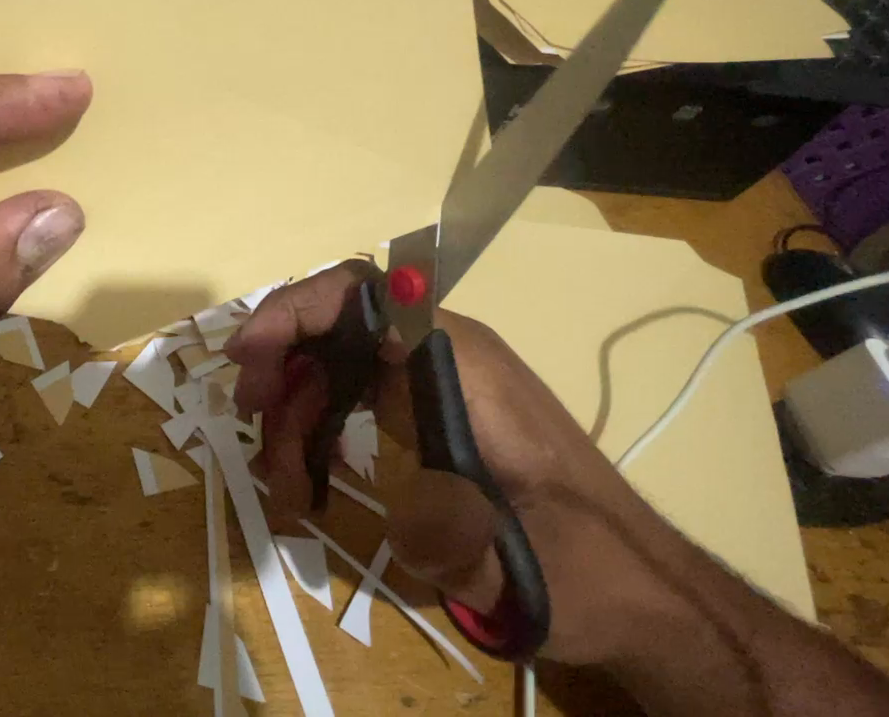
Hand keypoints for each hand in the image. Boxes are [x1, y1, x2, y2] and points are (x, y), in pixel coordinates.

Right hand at [229, 263, 697, 666]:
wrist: (640, 591)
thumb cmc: (586, 571)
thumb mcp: (513, 562)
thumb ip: (449, 530)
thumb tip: (377, 486)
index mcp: (458, 364)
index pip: (362, 296)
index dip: (294, 312)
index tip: (248, 360)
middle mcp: (439, 356)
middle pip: (334, 326)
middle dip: (280, 367)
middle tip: (252, 424)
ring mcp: (431, 381)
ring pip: (335, 362)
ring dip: (294, 410)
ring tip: (283, 483)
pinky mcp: (426, 410)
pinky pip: (352, 392)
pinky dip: (319, 424)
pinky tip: (310, 476)